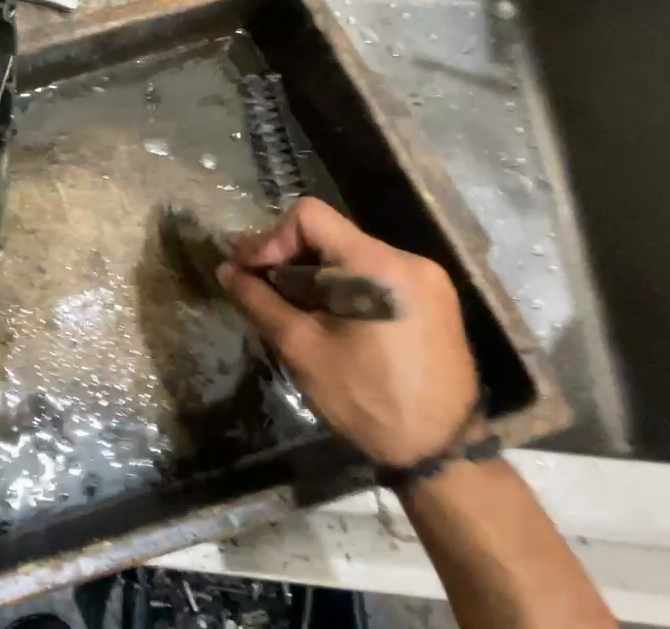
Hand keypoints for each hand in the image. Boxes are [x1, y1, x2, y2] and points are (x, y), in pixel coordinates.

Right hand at [218, 197, 479, 465]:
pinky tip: (322, 315)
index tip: (248, 271)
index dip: (269, 238)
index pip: (309, 217)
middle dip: (284, 257)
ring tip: (286, 305)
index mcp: (380, 267)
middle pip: (328, 235)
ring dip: (308, 273)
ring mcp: (426, 281)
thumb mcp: (301, 348)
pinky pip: (370, 275)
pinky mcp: (431, 301)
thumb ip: (259, 300)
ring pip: (347, 255)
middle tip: (255, 286)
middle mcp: (409, 261)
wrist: (443, 453)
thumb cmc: (368, 399)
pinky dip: (336, 286)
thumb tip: (226, 270)